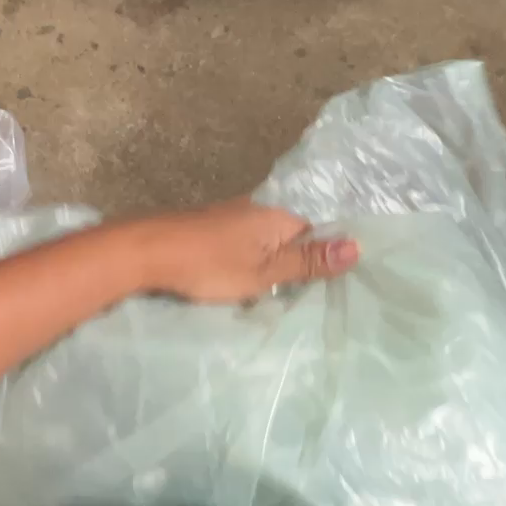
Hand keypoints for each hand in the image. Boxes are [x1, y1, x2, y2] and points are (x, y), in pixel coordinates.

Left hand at [130, 200, 357, 302]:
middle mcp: (254, 209)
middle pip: (286, 236)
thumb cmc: (209, 265)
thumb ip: (306, 261)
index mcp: (276, 217)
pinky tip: (234, 278)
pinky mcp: (204, 228)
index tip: (321, 288)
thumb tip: (358, 246)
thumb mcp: (264, 271)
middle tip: (293, 296)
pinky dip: (240, 261)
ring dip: (264, 263)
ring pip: (259, 241)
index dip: (319, 259)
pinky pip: (236, 244)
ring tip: (265, 293)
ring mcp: (226, 217)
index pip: (314, 233)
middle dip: (291, 261)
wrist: (147, 250)